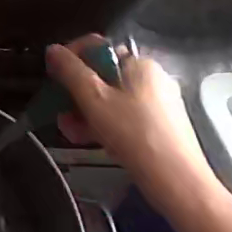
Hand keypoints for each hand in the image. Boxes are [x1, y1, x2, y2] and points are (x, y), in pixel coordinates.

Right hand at [46, 35, 221, 209]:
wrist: (179, 185)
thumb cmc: (135, 135)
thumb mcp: (94, 98)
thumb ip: (70, 71)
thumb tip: (53, 49)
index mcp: (139, 64)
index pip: (97, 47)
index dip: (71, 58)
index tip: (54, 76)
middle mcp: (152, 79)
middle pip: (103, 75)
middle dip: (77, 92)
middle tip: (60, 109)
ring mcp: (159, 105)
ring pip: (112, 99)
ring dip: (86, 111)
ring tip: (70, 130)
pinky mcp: (161, 128)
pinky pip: (125, 117)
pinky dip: (106, 124)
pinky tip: (91, 140)